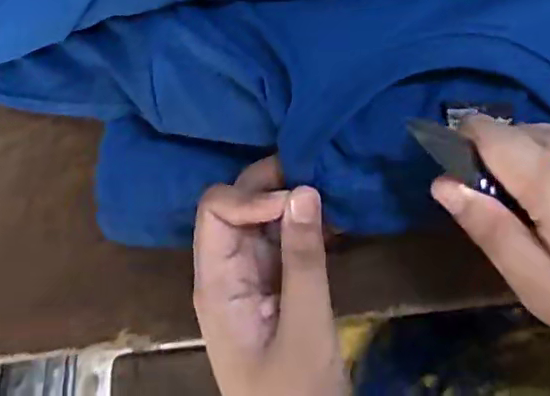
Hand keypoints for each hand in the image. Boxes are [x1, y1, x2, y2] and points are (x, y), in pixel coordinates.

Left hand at [193, 157, 346, 395]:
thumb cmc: (295, 393)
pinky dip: (304, 222)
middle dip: (273, 183)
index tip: (295, 199)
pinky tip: (333, 221)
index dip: (251, 195)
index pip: (216, 209)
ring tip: (330, 192)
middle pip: (236, 204)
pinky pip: (282, 238)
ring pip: (261, 217)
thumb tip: (304, 188)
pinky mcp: (274, 285)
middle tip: (318, 174)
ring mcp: (250, 276)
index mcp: (216, 281)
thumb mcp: (304, 327)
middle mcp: (227, 269)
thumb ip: (303, 259)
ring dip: (292, 199)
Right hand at [429, 122, 549, 375]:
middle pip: (497, 134)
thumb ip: (488, 230)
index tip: (467, 200)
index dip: (459, 155)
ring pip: (519, 136)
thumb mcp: (539, 288)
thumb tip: (441, 183)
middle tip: (507, 226)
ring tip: (535, 223)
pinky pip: (543, 140)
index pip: (479, 131)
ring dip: (510, 168)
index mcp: (549, 173)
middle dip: (485, 168)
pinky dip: (534, 165)